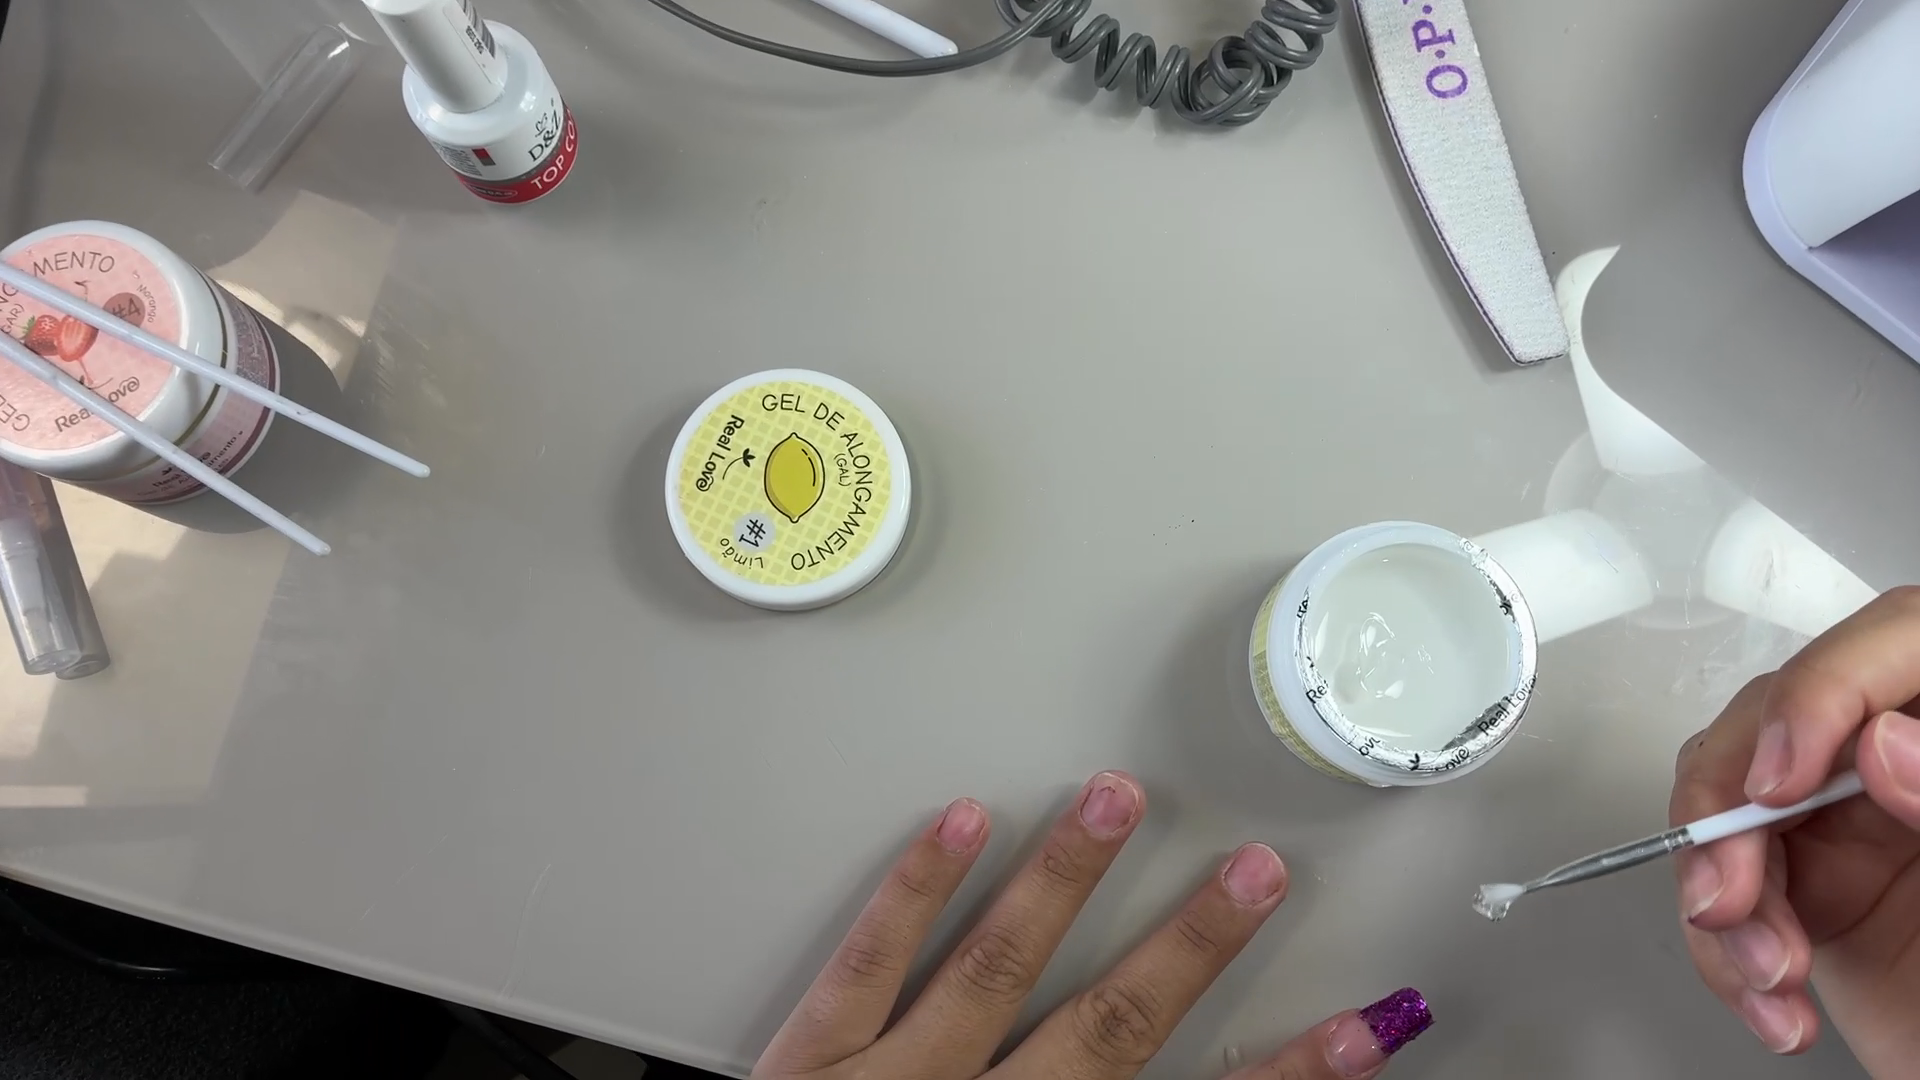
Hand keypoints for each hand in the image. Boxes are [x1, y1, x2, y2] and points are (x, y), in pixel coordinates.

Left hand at [755, 770, 1431, 1079]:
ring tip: (1115, 800)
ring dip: (1063, 881)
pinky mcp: (808, 1060)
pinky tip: (965, 819)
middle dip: (1188, 950)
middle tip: (1253, 871)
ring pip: (995, 968)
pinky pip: (868, 963)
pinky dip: (920, 890)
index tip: (1357, 1030)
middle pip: (1107, 1030)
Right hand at [1672, 588, 1919, 1070]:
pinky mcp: (1797, 878)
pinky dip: (1718, 937)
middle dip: (1729, 818)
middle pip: (1772, 730)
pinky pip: (1713, 873)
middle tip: (1732, 895)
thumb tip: (1888, 740)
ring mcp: (1845, 823)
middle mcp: (1899, 770)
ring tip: (1759, 969)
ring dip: (1714, 888)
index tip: (1780, 783)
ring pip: (1721, 802)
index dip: (1821, 694)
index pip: (1895, 648)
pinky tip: (1759, 988)